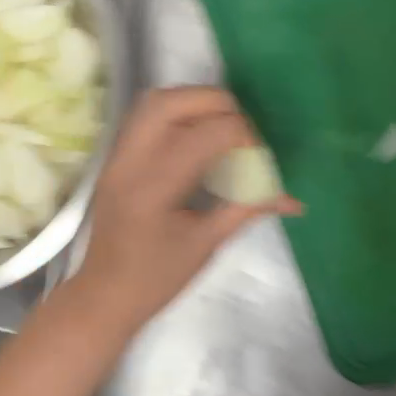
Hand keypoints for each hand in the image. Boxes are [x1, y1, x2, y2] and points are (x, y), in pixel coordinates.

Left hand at [68, 87, 300, 332]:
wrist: (104, 293)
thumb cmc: (156, 278)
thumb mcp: (206, 245)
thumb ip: (246, 209)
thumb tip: (291, 198)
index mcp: (155, 187)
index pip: (204, 135)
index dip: (240, 134)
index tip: (258, 153)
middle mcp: (131, 160)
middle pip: (171, 103)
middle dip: (214, 104)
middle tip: (241, 128)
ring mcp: (117, 155)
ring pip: (153, 101)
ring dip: (192, 102)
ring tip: (219, 125)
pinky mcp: (114, 156)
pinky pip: (143, 115)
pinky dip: (173, 112)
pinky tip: (194, 133)